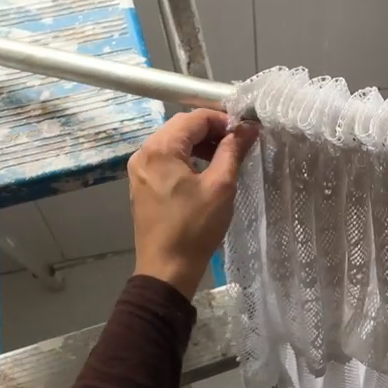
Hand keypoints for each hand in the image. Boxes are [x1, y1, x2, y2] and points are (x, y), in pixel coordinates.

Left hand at [126, 109, 258, 293]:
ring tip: (225, 156)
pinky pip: (166, 159)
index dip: (223, 120)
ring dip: (200, 143)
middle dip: (211, 130)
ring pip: (173, 142)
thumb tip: (248, 127)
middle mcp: (143, 153)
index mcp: (160, 149)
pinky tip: (205, 170)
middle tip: (238, 143)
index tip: (245, 132)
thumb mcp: (221, 186)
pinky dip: (187, 158)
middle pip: (181, 127)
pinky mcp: (142, 184)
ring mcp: (139, 169)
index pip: (194, 118)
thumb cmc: (195, 228)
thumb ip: (233, 150)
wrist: (167, 269)